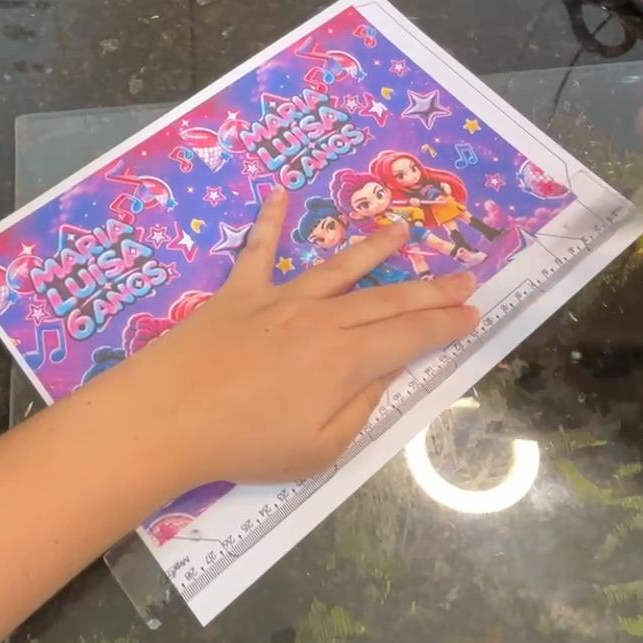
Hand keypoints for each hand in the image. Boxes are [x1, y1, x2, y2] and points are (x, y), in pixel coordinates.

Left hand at [87, 190, 479, 490]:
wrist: (168, 417)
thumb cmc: (244, 443)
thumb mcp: (319, 449)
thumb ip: (360, 408)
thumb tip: (383, 374)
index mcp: (344, 361)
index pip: (410, 336)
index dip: (446, 325)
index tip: (474, 314)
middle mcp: (319, 319)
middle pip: (385, 300)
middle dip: (430, 289)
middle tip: (465, 276)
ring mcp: (278, 299)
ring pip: (337, 268)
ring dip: (373, 249)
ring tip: (402, 230)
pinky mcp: (238, 292)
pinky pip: (259, 250)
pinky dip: (270, 220)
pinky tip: (279, 193)